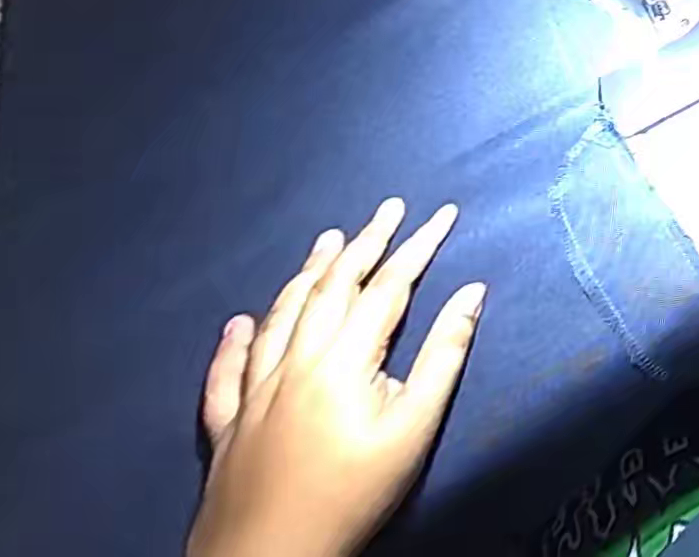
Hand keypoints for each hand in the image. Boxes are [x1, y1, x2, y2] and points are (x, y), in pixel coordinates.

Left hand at [189, 199, 485, 556]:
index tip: (445, 213)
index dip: (420, 245)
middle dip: (366, 243)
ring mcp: (252, 395)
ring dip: (308, 273)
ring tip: (329, 239)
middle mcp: (293, 365)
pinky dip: (234, 342)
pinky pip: (224, 374)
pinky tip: (239, 321)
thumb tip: (473, 291)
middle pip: (332, 289)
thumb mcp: (418, 422)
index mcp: (341, 362)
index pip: (389, 287)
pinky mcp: (226, 428)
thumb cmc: (356, 490)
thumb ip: (446, 351)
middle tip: (390, 208)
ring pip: (281, 318)